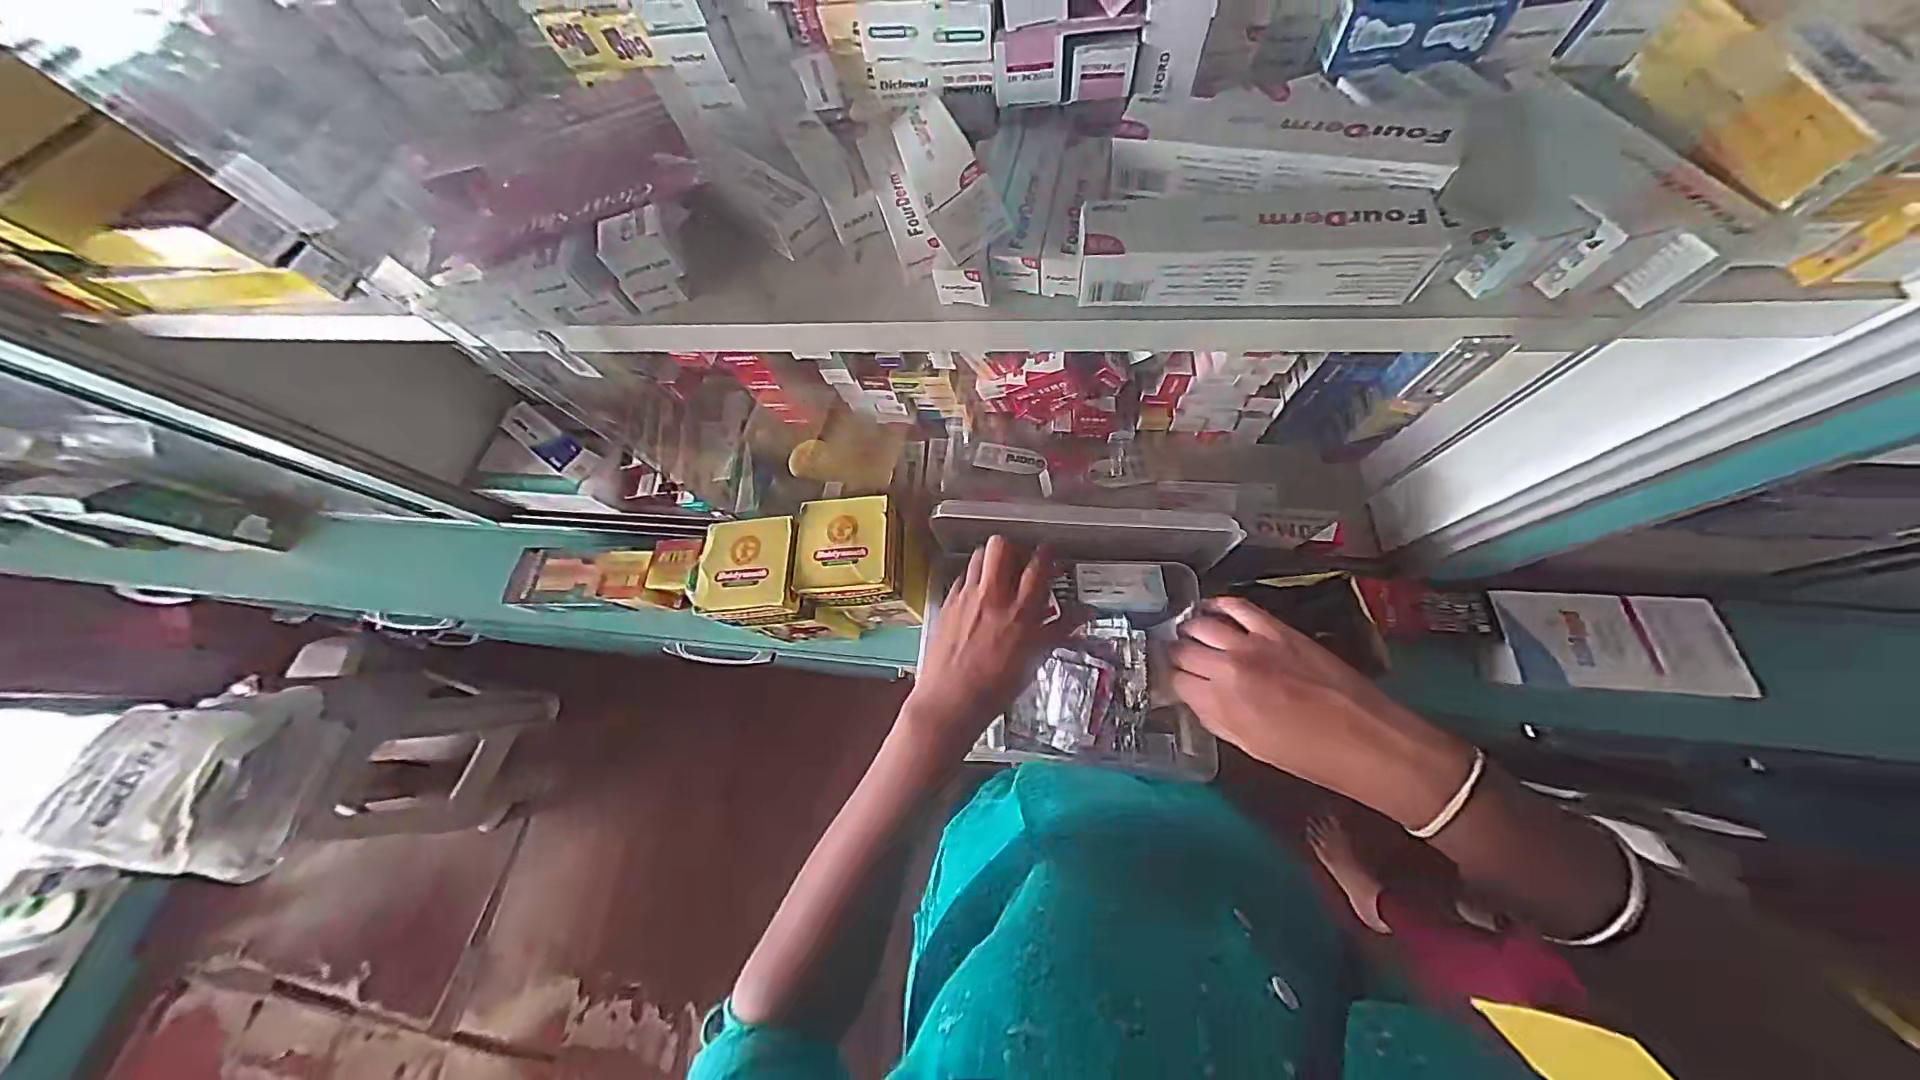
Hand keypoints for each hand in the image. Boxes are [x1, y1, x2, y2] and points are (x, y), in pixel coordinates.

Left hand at [902, 536, 1056, 756]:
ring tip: (1000, 574)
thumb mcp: (1034, 659)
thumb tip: (1080, 616)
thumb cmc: (993, 688)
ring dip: (992, 559)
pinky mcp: (948, 604)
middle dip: (1015, 549)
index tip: (1049, 556)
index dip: (1047, 555)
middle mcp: (992, 597)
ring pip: (979, 556)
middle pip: (1002, 547)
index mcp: (1020, 611)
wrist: (950, 701)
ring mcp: (966, 598)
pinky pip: (962, 577)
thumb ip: (1058, 630)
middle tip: (1021, 561)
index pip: (1038, 566)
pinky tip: (979, 595)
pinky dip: (974, 579)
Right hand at [1169, 597, 1472, 827]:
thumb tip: (1197, 698)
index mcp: (1219, 704)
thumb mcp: (1249, 746)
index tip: (1176, 681)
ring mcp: (1251, 644)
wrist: (1369, 741)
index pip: (1175, 680)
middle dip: (1176, 655)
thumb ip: (1214, 717)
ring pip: (1200, 624)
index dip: (1172, 681)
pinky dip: (1218, 605)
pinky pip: (1236, 606)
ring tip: (1190, 634)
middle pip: (1182, 650)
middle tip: (1179, 659)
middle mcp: (1227, 668)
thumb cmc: (1309, 757)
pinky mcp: (1276, 629)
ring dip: (1190, 630)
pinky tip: (1212, 610)